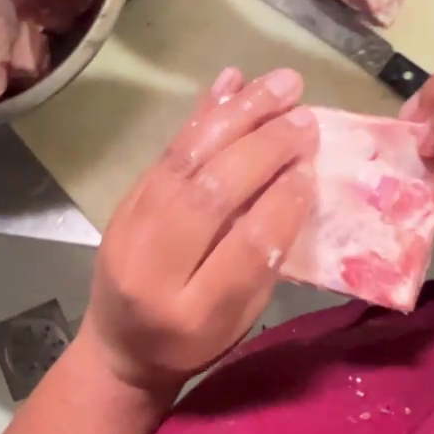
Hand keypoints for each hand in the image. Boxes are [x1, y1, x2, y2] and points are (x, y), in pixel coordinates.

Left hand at [76, 67, 318, 393]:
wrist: (120, 349)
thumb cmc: (195, 341)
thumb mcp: (239, 319)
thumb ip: (265, 260)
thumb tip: (297, 181)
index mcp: (195, 314)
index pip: (245, 248)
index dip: (282, 203)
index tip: (312, 169)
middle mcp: (154, 271)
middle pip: (211, 196)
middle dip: (264, 150)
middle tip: (304, 119)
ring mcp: (128, 232)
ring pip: (184, 162)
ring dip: (236, 116)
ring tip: (280, 85)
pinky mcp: (121, 205)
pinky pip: (165, 152)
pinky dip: (201, 115)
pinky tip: (231, 84)